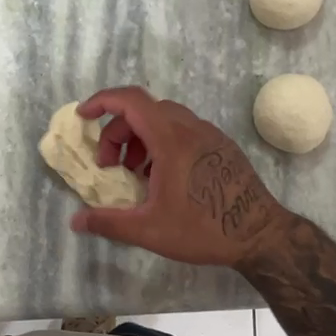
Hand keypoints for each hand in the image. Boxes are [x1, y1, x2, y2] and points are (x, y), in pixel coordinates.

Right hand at [69, 87, 291, 267]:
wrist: (260, 235)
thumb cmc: (204, 229)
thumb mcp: (149, 230)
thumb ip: (108, 223)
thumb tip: (75, 222)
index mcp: (171, 139)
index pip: (130, 101)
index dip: (101, 101)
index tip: (83, 116)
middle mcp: (191, 128)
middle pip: (144, 111)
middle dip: (118, 132)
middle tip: (109, 166)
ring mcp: (210, 135)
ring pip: (165, 121)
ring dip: (140, 139)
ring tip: (135, 175)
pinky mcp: (222, 147)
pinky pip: (184, 132)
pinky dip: (162, 144)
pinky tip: (163, 179)